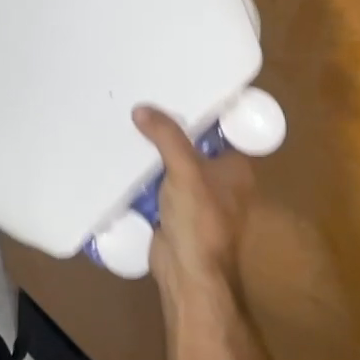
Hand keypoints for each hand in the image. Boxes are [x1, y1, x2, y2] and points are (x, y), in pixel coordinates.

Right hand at [134, 106, 255, 286]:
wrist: (187, 275)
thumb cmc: (200, 221)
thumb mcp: (185, 170)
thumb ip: (166, 136)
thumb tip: (141, 109)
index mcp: (236, 167)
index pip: (220, 127)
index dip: (200, 108)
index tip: (174, 85)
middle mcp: (219, 179)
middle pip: (192, 143)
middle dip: (170, 126)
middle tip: (144, 97)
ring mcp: (196, 196)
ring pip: (172, 161)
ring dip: (154, 148)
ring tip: (129, 118)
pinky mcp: (173, 209)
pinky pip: (157, 181)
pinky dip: (144, 171)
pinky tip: (123, 153)